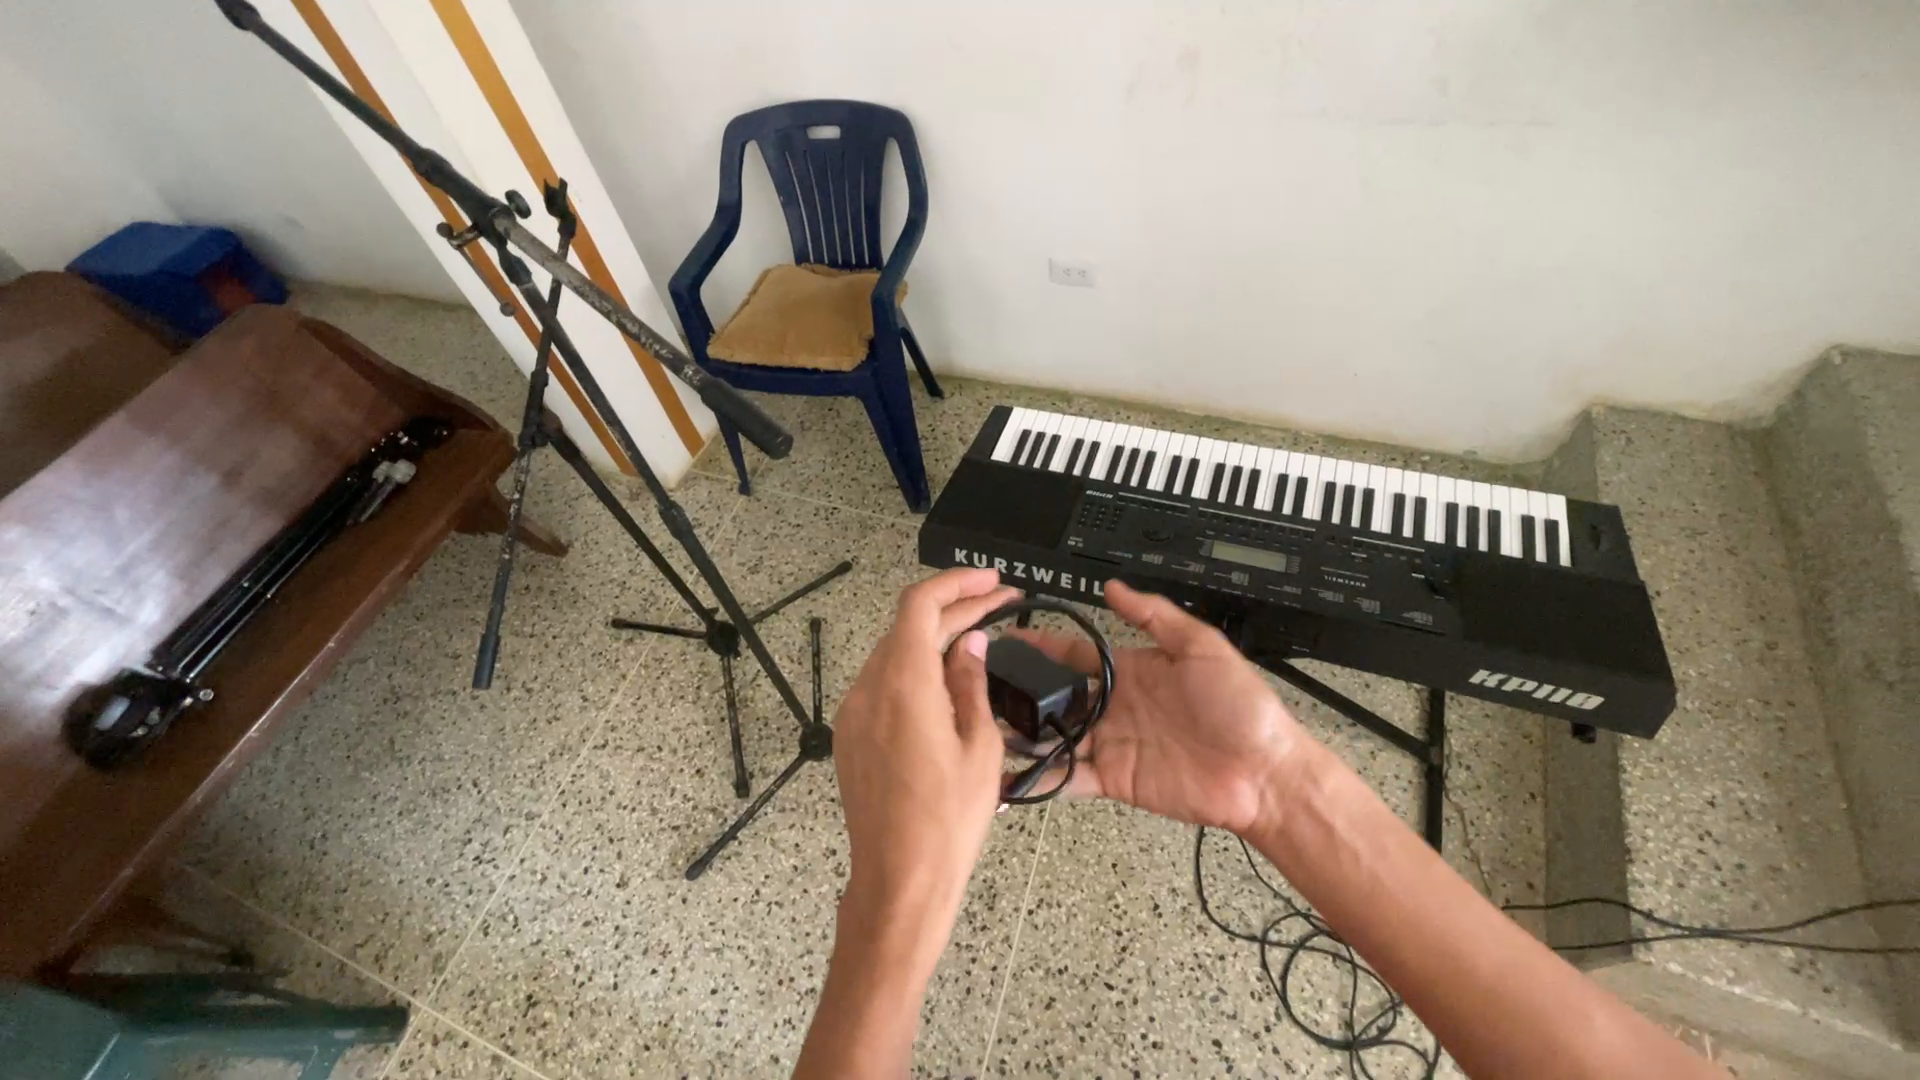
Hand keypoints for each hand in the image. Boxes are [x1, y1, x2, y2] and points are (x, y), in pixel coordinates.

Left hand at [832, 567, 1017, 947]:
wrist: (898, 881)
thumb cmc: (949, 821)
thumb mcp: (979, 747)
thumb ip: (971, 683)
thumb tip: (970, 643)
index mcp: (904, 684)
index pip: (920, 605)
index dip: (956, 582)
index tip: (992, 581)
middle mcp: (869, 688)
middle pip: (909, 626)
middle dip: (956, 609)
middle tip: (1002, 604)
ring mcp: (854, 712)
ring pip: (895, 653)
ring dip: (936, 639)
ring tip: (981, 640)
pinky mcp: (851, 734)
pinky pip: (884, 683)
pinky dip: (916, 669)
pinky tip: (948, 681)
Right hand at [1011, 580, 1308, 833]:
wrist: (1266, 774)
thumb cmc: (1243, 707)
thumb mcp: (1201, 646)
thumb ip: (1155, 616)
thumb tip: (1114, 587)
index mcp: (1131, 671)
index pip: (1074, 653)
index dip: (1042, 646)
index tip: (1010, 639)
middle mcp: (1115, 706)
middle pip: (1056, 697)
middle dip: (1024, 693)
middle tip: (986, 687)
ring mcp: (1112, 743)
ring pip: (1054, 737)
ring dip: (1025, 735)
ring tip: (989, 728)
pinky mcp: (1114, 779)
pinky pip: (1070, 778)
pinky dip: (1041, 779)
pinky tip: (1011, 774)